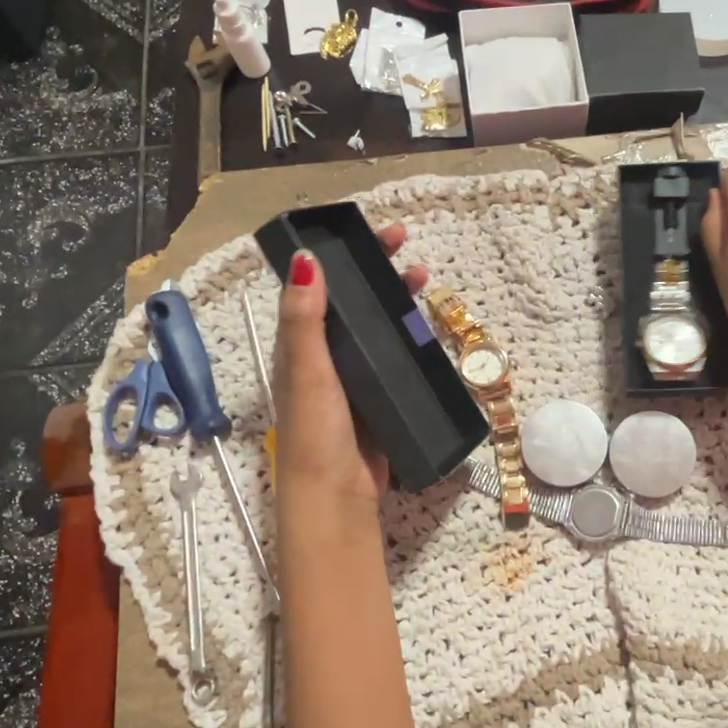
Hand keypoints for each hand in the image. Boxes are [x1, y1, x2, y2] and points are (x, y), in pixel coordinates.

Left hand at [273, 224, 427, 507]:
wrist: (337, 493)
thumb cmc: (316, 430)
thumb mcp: (308, 369)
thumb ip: (305, 317)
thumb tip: (304, 258)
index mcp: (299, 343)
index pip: (317, 285)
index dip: (340, 255)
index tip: (370, 234)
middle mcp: (324, 354)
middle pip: (352, 302)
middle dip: (376, 271)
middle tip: (406, 248)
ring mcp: (353, 376)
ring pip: (376, 326)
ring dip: (396, 300)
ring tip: (423, 281)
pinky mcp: (377, 395)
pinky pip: (394, 356)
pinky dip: (410, 336)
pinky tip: (429, 329)